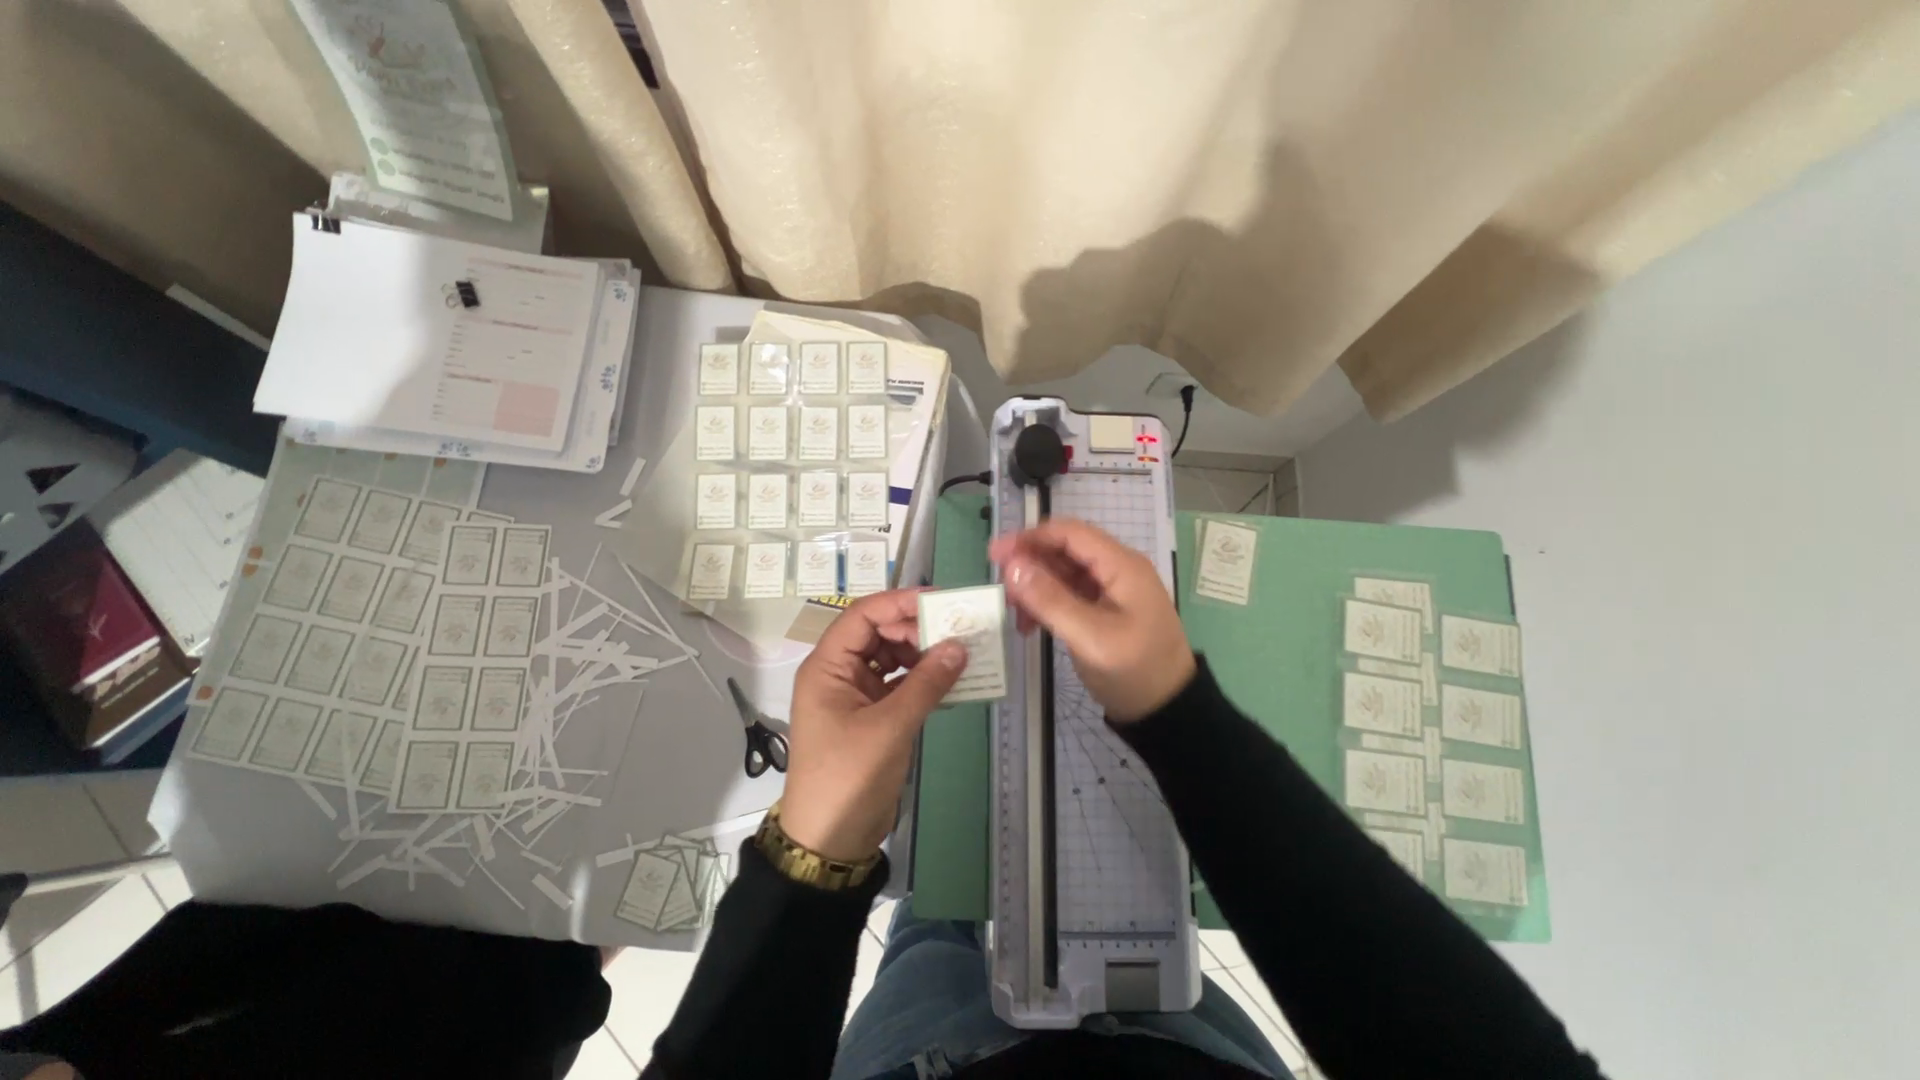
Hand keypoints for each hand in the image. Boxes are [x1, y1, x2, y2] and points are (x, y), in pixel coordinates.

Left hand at [780, 589, 967, 860]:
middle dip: (916, 629)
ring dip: (923, 654)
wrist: (830, 838)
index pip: (863, 616)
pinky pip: (899, 685)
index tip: (941, 602)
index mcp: (827, 667)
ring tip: (960, 653)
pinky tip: (951, 681)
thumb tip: (959, 646)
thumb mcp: (890, 727)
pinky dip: (922, 681)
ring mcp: (855, 696)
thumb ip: (926, 683)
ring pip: (891, 658)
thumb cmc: (849, 776)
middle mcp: (839, 674)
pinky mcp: (871, 717)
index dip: (900, 603)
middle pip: (878, 634)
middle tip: (958, 630)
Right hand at [990, 519, 1194, 722]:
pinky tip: (1031, 625)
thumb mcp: (1090, 638)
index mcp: (1121, 566)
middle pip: (1065, 550)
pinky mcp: (1105, 609)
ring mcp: (1111, 589)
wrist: (1166, 709)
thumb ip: (1050, 600)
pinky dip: (1047, 603)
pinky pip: (1069, 593)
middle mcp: (1117, 569)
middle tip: (1001, 588)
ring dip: (1035, 586)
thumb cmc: (1133, 671)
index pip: (1070, 533)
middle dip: (1030, 564)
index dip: (1030, 538)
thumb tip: (1012, 566)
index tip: (995, 555)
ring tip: (1014, 613)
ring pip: (1064, 572)